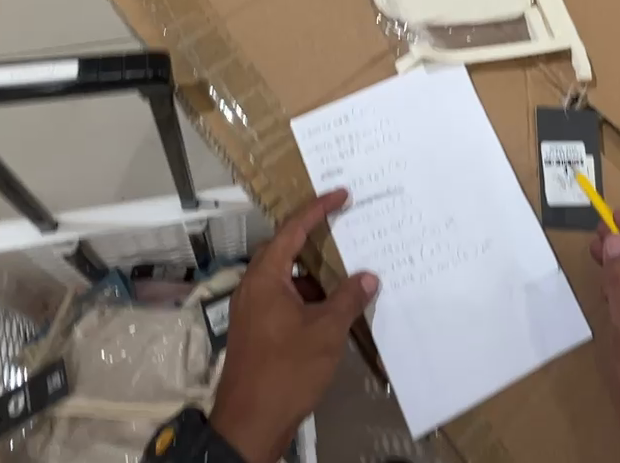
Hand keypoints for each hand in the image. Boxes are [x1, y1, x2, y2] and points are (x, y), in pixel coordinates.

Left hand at [209, 189, 379, 462]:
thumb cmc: (286, 370)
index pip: (292, 229)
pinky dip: (307, 295)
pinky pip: (284, 297)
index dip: (318, 209)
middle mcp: (254, 286)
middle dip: (315, 237)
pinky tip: (332, 306)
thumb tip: (369, 278)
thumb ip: (348, 299)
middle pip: (285, 249)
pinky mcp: (257, 329)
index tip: (341, 194)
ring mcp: (253, 308)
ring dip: (314, 273)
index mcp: (265, 277)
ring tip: (346, 269)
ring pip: (287, 277)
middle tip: (343, 223)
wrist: (250, 425)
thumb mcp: (325, 332)